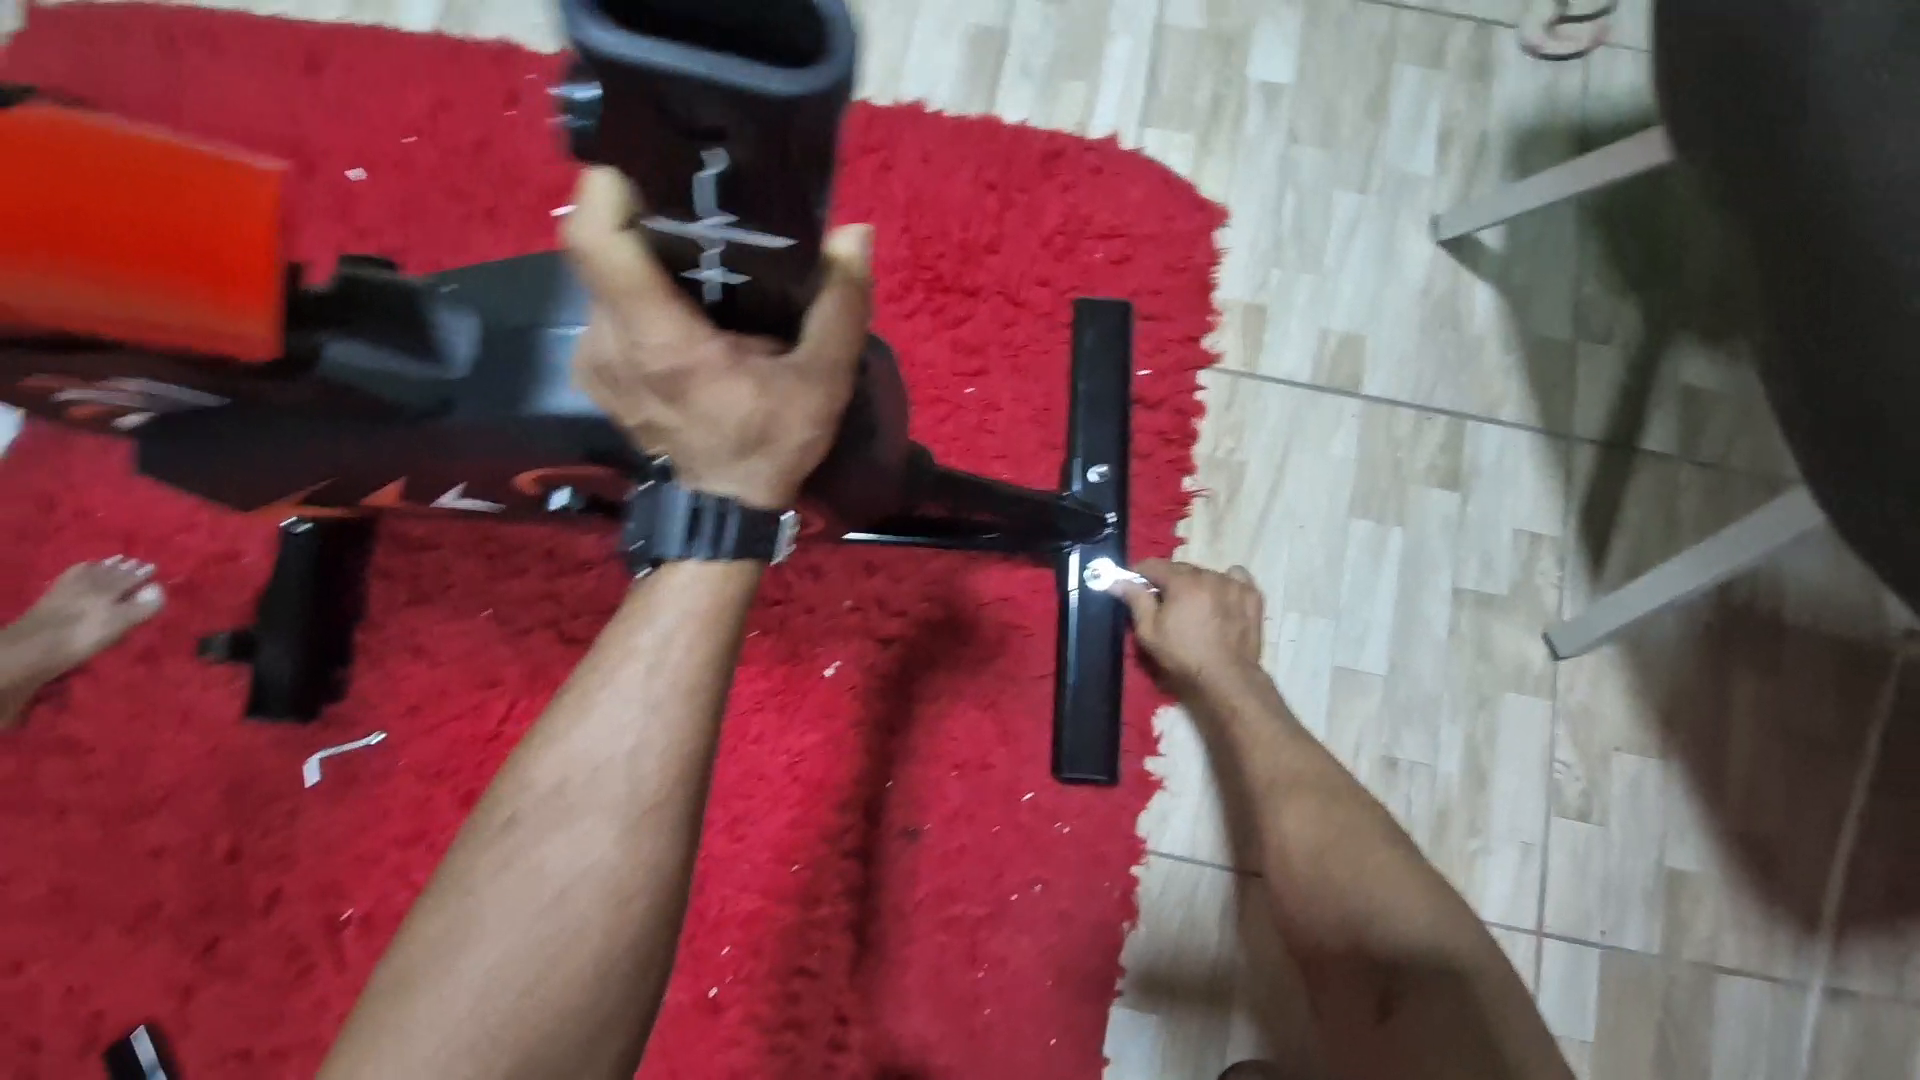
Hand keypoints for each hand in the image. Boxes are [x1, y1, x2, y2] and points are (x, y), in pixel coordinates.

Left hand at [562, 166, 874, 509]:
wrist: (723, 510)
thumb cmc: (769, 447)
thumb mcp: (822, 382)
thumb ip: (840, 306)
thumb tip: (854, 233)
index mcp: (660, 342)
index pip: (596, 240)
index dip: (608, 186)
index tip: (648, 160)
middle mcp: (609, 342)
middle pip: (601, 246)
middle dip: (643, 217)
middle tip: (697, 205)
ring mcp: (593, 358)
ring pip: (604, 276)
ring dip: (643, 256)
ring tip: (696, 253)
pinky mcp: (593, 369)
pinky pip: (606, 305)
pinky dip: (637, 290)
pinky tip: (682, 301)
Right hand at [1110, 559, 1266, 703]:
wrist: (1227, 679)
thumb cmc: (1183, 656)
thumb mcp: (1149, 632)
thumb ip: (1135, 600)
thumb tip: (1118, 581)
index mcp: (1183, 582)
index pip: (1154, 564)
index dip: (1138, 572)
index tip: (1132, 583)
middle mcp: (1209, 575)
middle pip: (1181, 568)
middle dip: (1167, 580)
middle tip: (1162, 601)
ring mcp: (1234, 584)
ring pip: (1206, 574)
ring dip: (1195, 583)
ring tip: (1192, 605)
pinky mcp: (1252, 596)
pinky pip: (1235, 578)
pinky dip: (1225, 583)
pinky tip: (1221, 598)